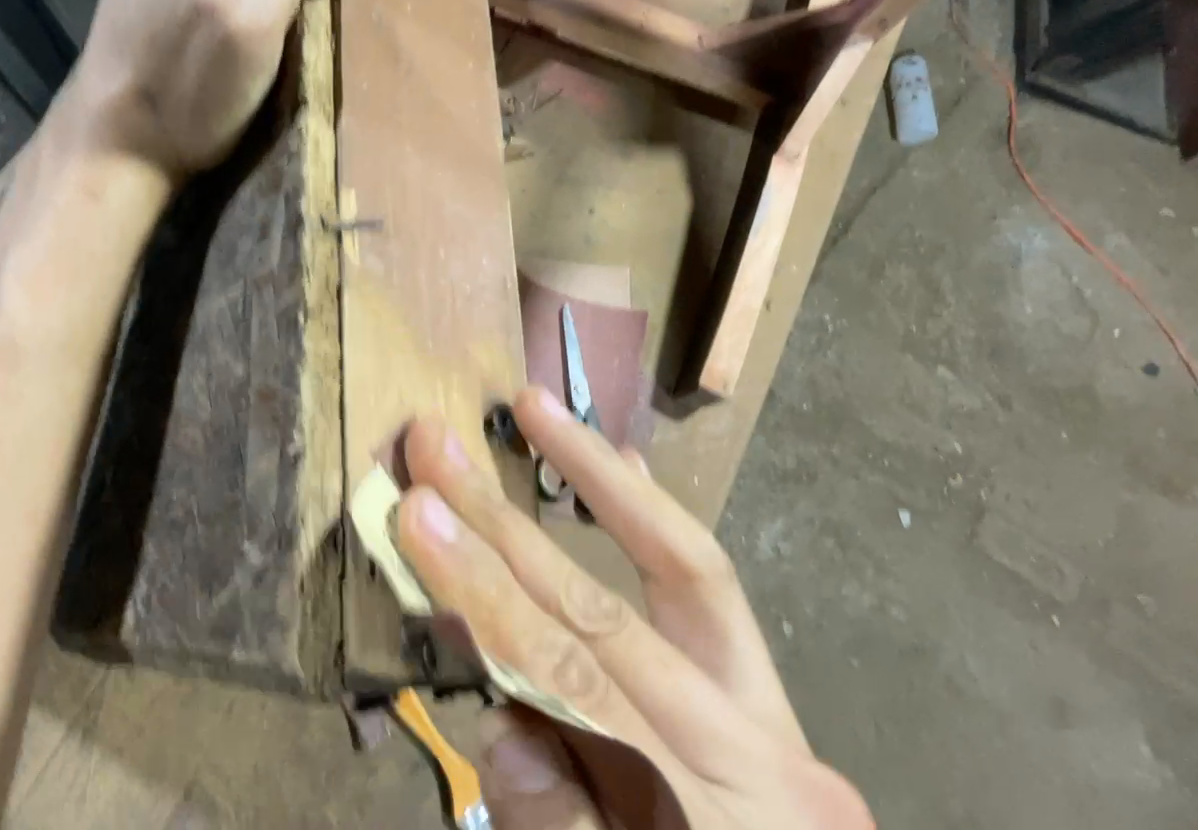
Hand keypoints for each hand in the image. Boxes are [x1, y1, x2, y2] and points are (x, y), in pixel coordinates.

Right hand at [396, 388, 873, 829]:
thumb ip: (553, 817)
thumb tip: (498, 715)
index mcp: (708, 825)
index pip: (572, 686)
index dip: (486, 597)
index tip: (418, 523)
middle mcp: (766, 765)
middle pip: (607, 619)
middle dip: (505, 528)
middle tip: (437, 450)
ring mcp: (779, 729)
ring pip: (687, 575)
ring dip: (600, 482)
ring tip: (534, 408)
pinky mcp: (770, 708)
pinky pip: (714, 598)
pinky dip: (655, 521)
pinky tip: (617, 461)